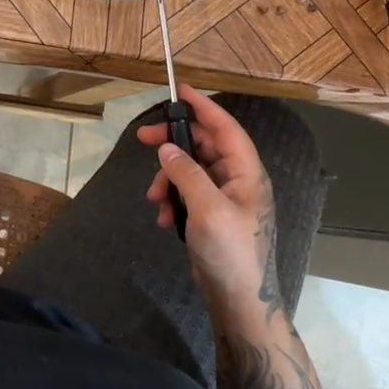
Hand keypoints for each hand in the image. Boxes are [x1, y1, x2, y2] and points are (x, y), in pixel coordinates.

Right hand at [136, 86, 280, 318]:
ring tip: (155, 199)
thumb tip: (167, 148)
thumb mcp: (206, 208)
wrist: (239, 299)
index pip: (225, 128)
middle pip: (203, 146)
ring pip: (190, 170)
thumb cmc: (231, 252)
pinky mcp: (212, 215)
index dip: (204, 106)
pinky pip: (187, 193)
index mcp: (246, 173)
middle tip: (142, 138)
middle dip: (173, 143)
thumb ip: (186, 173)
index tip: (180, 90)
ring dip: (168, 179)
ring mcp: (225, 198)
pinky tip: (165, 218)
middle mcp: (237, 180)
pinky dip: (172, 199)